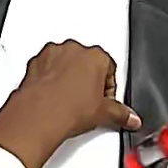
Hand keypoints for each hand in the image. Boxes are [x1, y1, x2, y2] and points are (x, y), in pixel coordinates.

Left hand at [0, 40, 140, 167]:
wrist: (40, 113)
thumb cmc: (69, 107)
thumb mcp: (104, 113)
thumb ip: (121, 113)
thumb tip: (130, 118)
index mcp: (96, 56)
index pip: (109, 68)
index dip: (108, 87)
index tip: (104, 100)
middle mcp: (74, 48)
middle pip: (87, 62)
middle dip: (88, 80)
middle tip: (87, 101)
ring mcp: (54, 52)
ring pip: (66, 61)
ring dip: (68, 75)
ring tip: (69, 100)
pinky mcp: (36, 60)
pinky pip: (47, 66)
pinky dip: (50, 76)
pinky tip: (53, 95)